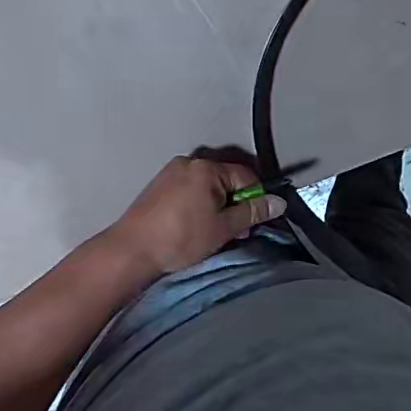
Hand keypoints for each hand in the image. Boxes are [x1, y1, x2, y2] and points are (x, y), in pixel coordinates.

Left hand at [100, 155, 286, 275]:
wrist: (133, 248)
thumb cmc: (181, 238)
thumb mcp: (223, 228)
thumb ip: (252, 212)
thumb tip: (278, 202)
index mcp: (206, 168)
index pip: (246, 175)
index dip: (257, 198)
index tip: (257, 221)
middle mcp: (188, 162)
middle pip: (225, 178)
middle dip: (236, 202)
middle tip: (237, 230)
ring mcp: (170, 172)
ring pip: (206, 185)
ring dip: (217, 204)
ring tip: (217, 231)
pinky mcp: (158, 185)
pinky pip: (189, 189)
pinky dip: (199, 203)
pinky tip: (196, 225)